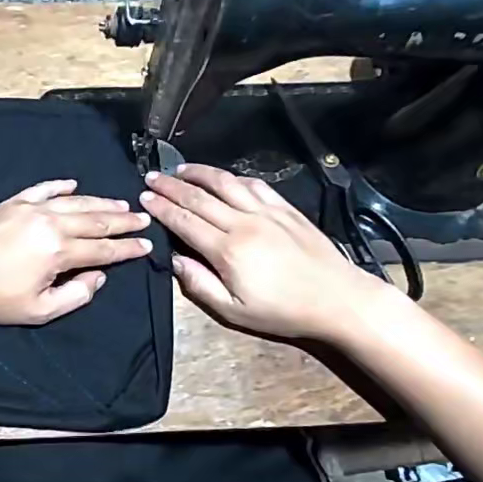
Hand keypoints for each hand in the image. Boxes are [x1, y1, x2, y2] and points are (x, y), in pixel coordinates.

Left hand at [0, 179, 152, 324]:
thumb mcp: (40, 311)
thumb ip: (76, 294)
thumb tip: (98, 276)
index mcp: (60, 251)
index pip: (104, 249)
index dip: (128, 249)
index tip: (147, 245)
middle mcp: (51, 223)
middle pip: (96, 220)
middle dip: (122, 220)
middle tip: (143, 218)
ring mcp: (30, 209)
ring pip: (75, 202)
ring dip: (100, 202)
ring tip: (120, 203)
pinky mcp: (12, 203)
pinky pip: (43, 189)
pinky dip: (61, 186)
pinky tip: (74, 185)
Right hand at [140, 164, 398, 342]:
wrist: (338, 299)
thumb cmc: (283, 311)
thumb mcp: (233, 311)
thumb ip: (200, 285)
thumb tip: (176, 260)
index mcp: (227, 251)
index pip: (184, 221)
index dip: (161, 208)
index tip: (144, 197)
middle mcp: (243, 223)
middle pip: (199, 197)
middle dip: (171, 186)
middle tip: (151, 177)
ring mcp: (267, 212)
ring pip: (226, 183)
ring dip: (199, 173)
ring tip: (179, 169)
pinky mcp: (286, 210)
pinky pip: (254, 185)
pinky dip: (233, 178)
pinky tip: (223, 177)